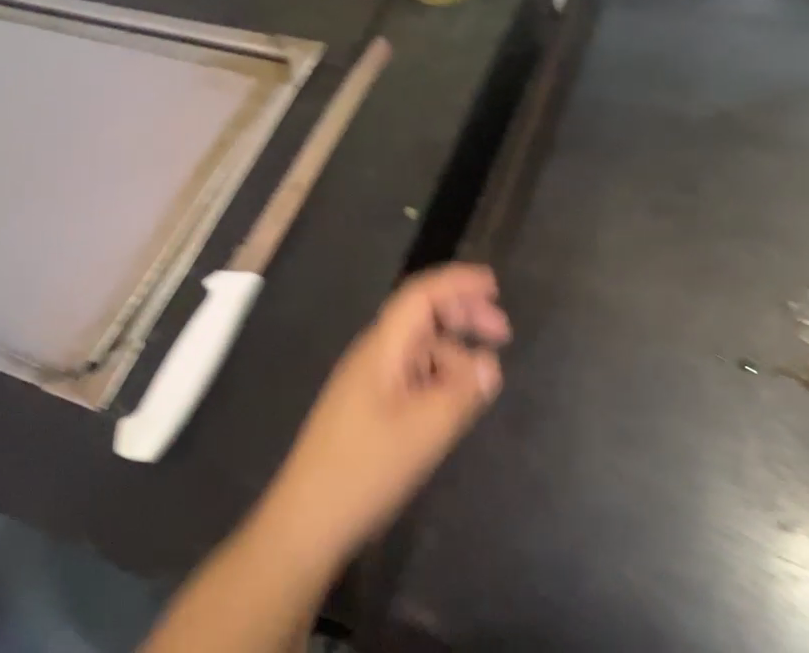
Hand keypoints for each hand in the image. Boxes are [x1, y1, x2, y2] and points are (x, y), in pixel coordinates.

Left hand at [254, 263, 510, 568]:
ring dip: (454, 354)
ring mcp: (368, 385)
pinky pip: (412, 379)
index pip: (421, 296)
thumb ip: (462, 392)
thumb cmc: (365, 470)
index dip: (458, 284)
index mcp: (381, 350)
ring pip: (419, 351)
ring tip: (482, 384)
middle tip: (503, 332)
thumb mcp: (425, 431)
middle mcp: (373, 358)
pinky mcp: (369, 411)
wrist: (305, 524)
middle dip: (463, 315)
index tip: (494, 285)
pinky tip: (455, 406)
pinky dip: (440, 380)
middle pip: (421, 317)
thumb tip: (489, 364)